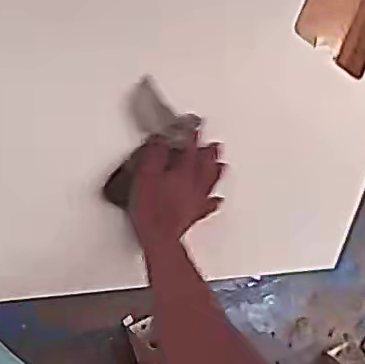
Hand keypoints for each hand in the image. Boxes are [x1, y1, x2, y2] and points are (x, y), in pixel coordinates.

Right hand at [129, 130, 224, 249]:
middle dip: (209, 151)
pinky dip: (213, 200)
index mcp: (183, 170)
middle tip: (212, 143)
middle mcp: (194, 183)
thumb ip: (155, 154)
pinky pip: (209, 204)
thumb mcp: (145, 174)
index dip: (191, 135)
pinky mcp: (194, 214)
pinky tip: (216, 199)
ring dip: (216, 169)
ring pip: (211, 180)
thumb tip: (160, 140)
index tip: (192, 127)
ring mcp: (196, 199)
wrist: (158, 236)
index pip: (190, 147)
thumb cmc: (151, 207)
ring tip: (220, 162)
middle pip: (206, 162)